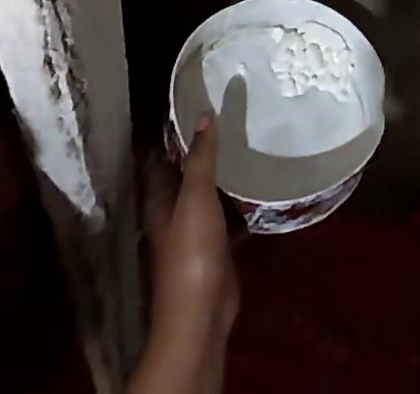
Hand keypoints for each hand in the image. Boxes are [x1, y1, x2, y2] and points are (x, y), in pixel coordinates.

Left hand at [133, 115, 236, 393]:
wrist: (202, 313)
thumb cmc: (191, 252)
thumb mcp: (195, 198)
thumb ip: (201, 158)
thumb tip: (204, 114)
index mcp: (160, 201)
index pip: (161, 158)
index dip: (173, 133)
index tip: (195, 105)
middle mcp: (174, 213)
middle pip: (186, 174)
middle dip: (203, 151)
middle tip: (230, 119)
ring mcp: (196, 231)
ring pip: (209, 194)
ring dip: (223, 175)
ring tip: (247, 143)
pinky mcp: (217, 247)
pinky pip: (229, 215)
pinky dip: (240, 202)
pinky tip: (259, 187)